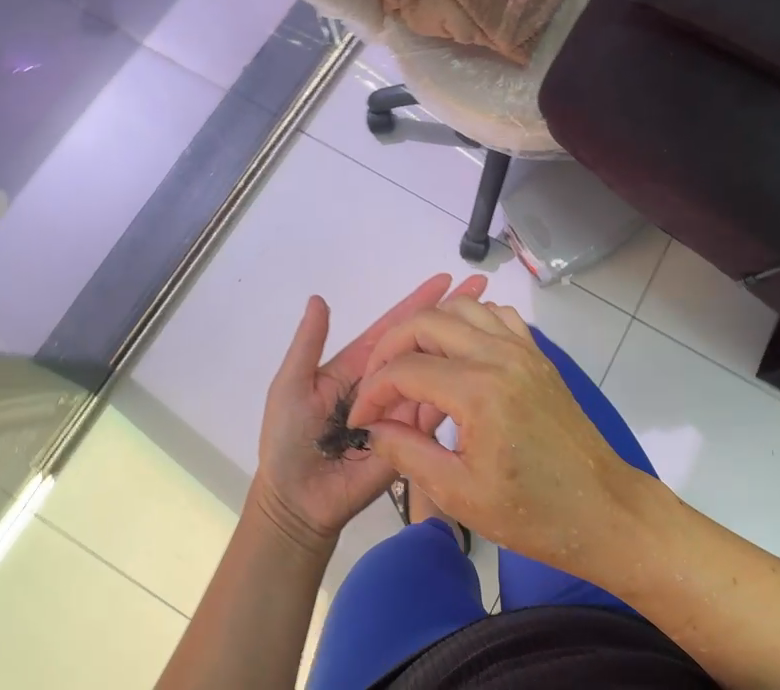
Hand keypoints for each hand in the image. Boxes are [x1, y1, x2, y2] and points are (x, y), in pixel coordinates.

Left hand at [250, 274, 485, 554]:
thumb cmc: (287, 440)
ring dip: (462, 348)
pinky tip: (482, 370)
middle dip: (452, 315)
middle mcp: (387, 382)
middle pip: (424, 343)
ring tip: (491, 325)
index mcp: (360, 365)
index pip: (395, 326)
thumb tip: (319, 298)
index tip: (448, 278)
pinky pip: (435, 413)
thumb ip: (308, 345)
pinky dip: (455, 392)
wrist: (297, 501)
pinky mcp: (412, 441)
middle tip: (482, 288)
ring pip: (435, 374)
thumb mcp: (290, 386)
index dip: (420, 301)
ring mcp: (403, 412)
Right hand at [348, 299, 650, 571]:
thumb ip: (407, 452)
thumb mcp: (457, 493)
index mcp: (479, 391)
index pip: (405, 370)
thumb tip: (374, 427)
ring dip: (428, 330)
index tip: (361, 420)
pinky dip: (467, 324)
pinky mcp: (537, 354)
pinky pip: (495, 316)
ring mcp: (523, 349)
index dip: (373, 393)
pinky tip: (457, 359)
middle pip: (427, 323)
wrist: (601, 509)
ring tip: (414, 370)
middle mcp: (500, 355)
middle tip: (379, 387)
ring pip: (461, 308)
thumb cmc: (529, 512)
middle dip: (391, 349)